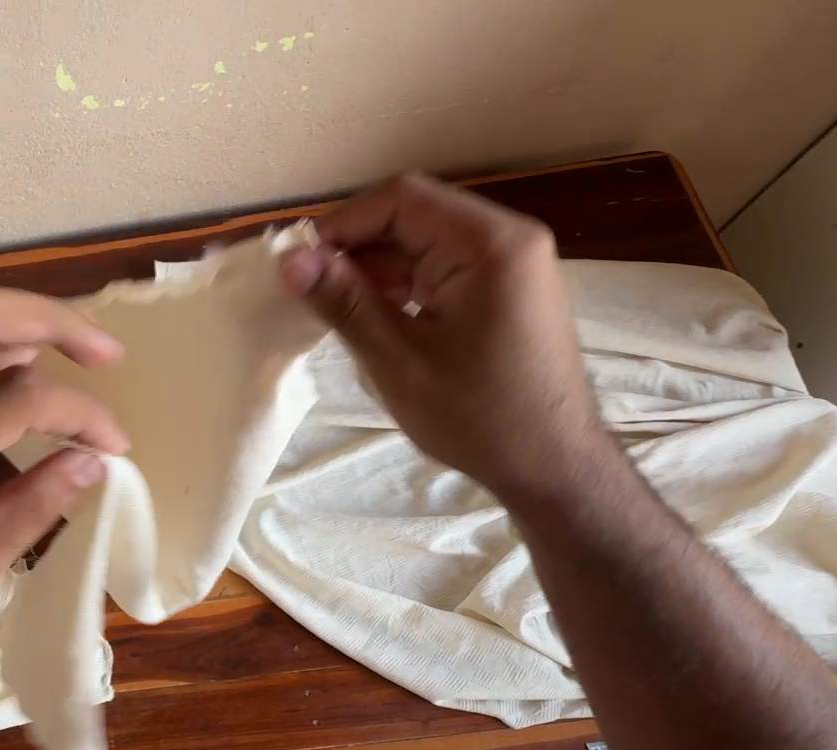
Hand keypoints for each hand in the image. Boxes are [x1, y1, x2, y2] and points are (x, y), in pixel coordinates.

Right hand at [279, 173, 613, 503]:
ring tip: (331, 312)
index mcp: (489, 244)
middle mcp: (505, 239)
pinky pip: (436, 271)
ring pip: (420, 245)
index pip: (400, 199)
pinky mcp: (500, 291)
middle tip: (306, 294)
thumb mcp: (398, 360)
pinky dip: (396, 288)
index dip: (340, 225)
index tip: (296, 268)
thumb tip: (288, 260)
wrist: (549, 464)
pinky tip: (369, 320)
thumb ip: (344, 302)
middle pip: (411, 217)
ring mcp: (507, 265)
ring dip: (371, 271)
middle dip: (352, 249)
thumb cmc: (476, 416)